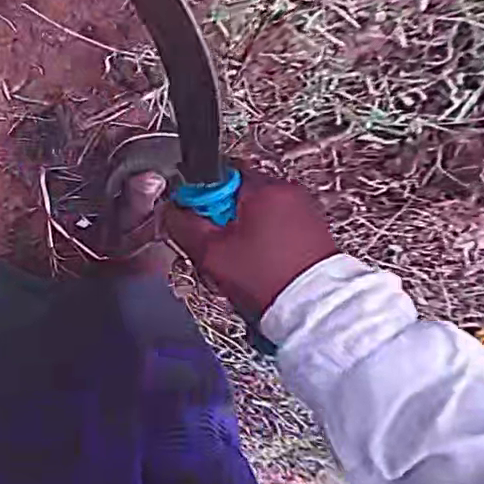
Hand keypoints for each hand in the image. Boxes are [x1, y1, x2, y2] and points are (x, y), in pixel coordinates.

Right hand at [163, 165, 338, 319]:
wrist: (313, 309)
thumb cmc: (266, 278)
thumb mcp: (210, 252)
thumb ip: (183, 225)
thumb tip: (170, 211)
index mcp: (264, 188)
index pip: (217, 175)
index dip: (197, 199)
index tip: (194, 222)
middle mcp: (288, 191)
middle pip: (234, 195)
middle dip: (217, 219)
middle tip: (213, 246)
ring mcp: (303, 210)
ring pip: (251, 212)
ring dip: (236, 232)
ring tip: (235, 259)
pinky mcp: (310, 229)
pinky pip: (272, 226)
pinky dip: (258, 241)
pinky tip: (254, 264)